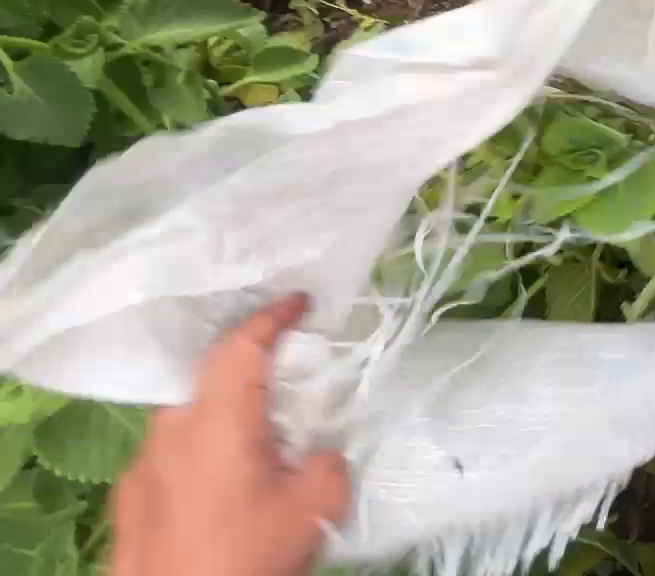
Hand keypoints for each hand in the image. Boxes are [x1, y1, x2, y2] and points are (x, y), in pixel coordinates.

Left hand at [111, 295, 349, 575]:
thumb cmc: (250, 553)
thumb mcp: (318, 500)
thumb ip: (326, 455)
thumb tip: (317, 447)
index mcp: (214, 427)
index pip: (234, 350)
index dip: (269, 317)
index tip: (302, 299)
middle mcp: (167, 440)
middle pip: (203, 378)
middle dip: (247, 356)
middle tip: (293, 354)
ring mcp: (141, 474)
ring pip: (185, 413)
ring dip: (227, 398)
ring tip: (271, 409)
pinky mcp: (133, 504)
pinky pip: (174, 448)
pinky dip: (210, 433)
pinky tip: (239, 461)